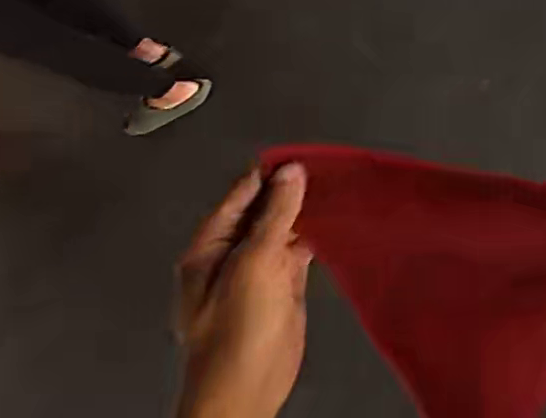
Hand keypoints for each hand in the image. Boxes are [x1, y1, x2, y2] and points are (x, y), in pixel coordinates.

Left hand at [175, 165, 312, 417]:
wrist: (247, 390)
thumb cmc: (236, 332)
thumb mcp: (255, 262)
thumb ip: (276, 213)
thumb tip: (292, 171)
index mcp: (209, 247)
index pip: (242, 193)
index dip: (271, 171)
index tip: (302, 154)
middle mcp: (231, 253)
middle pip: (264, 207)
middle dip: (292, 188)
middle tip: (325, 166)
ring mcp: (258, 268)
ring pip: (285, 225)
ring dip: (306, 208)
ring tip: (336, 185)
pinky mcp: (282, 282)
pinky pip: (300, 244)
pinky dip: (316, 230)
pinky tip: (336, 218)